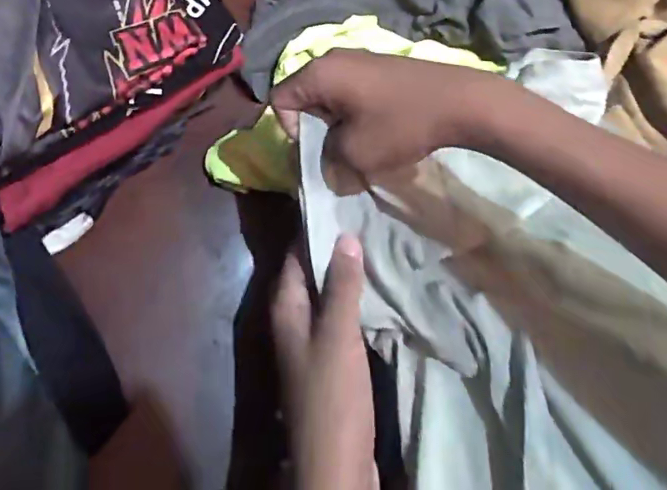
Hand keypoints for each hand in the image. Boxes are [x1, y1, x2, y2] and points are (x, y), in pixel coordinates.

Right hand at [268, 50, 512, 190]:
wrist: (459, 101)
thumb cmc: (400, 124)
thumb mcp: (357, 155)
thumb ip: (330, 164)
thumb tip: (331, 170)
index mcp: (319, 73)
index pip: (280, 99)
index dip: (289, 131)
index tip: (316, 151)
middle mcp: (333, 59)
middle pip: (305, 97)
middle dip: (316, 130)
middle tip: (338, 154)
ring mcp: (359, 59)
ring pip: (331, 97)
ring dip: (339, 125)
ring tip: (363, 147)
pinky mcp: (380, 67)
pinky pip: (352, 92)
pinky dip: (357, 114)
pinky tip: (381, 132)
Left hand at [270, 237, 374, 489]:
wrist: (335, 467)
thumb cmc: (331, 394)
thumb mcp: (338, 334)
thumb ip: (341, 285)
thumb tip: (344, 234)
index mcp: (285, 307)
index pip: (296, 253)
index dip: (317, 228)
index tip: (343, 202)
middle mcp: (293, 319)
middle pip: (312, 273)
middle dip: (336, 249)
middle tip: (368, 219)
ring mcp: (311, 343)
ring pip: (328, 297)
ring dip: (348, 277)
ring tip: (379, 247)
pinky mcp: (330, 364)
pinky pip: (341, 320)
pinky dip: (357, 304)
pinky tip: (381, 293)